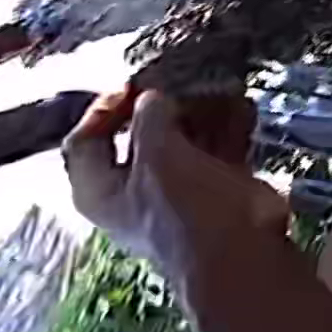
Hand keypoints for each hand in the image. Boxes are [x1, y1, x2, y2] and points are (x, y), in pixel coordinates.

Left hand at [63, 88, 288, 282]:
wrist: (239, 249)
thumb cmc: (186, 207)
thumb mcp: (159, 158)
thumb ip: (150, 122)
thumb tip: (151, 96)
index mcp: (100, 189)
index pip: (86, 140)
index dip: (105, 109)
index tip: (136, 84)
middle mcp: (136, 189)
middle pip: (143, 136)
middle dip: (169, 107)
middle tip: (192, 82)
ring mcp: (181, 188)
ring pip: (188, 140)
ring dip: (206, 113)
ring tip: (226, 88)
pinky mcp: (220, 186)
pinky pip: (221, 149)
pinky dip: (231, 128)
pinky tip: (245, 108)